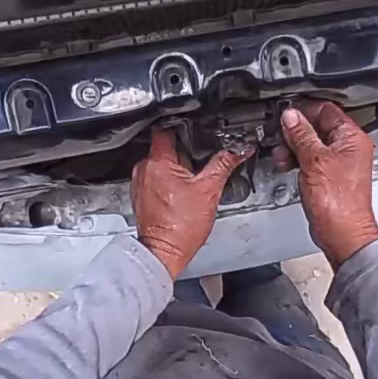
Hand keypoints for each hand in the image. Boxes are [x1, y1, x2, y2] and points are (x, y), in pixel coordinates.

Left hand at [131, 127, 252, 279]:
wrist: (164, 253)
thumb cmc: (180, 228)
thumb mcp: (209, 191)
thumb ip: (223, 164)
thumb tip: (237, 150)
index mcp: (157, 162)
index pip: (165, 129)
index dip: (182, 125)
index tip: (194, 128)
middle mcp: (144, 169)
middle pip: (165, 147)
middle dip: (184, 152)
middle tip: (200, 163)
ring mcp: (140, 183)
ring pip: (161, 164)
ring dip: (177, 168)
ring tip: (192, 182)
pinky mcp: (141, 196)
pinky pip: (155, 179)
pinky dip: (168, 182)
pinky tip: (181, 194)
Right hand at [278, 101, 377, 266]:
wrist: (341, 232)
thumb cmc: (338, 203)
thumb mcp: (314, 160)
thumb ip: (301, 135)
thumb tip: (291, 117)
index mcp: (352, 139)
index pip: (327, 110)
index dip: (305, 110)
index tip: (286, 115)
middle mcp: (348, 149)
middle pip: (318, 126)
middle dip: (296, 131)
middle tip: (282, 137)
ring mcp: (338, 164)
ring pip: (311, 144)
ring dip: (294, 146)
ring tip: (282, 155)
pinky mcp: (328, 177)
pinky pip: (310, 160)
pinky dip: (297, 160)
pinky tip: (287, 164)